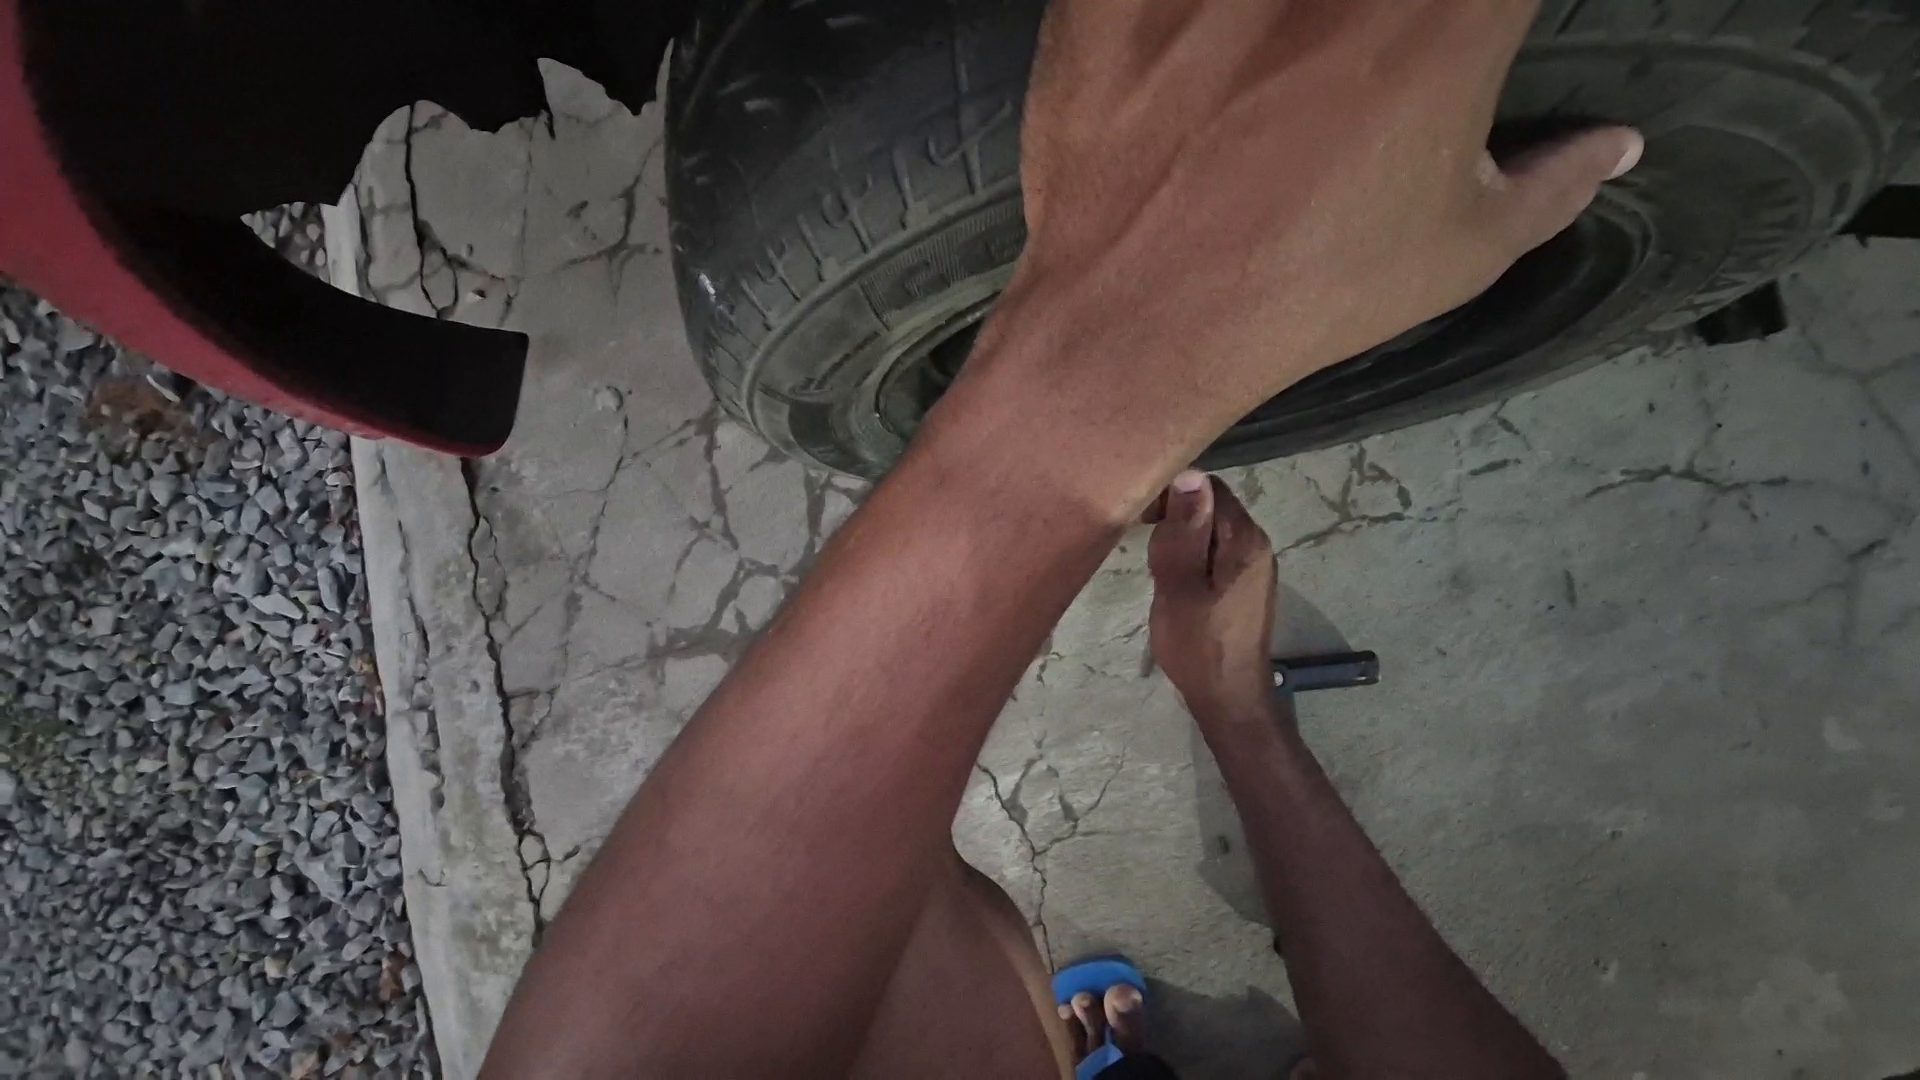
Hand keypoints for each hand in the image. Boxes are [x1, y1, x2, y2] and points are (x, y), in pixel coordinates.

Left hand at [952, 0, 1641, 518]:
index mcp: (1455, 0)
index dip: (1466, 21)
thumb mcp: (1451, 255)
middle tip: (1331, 71)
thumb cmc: (1302, 295)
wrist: (1138, 328)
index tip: (1435, 47)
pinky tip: (1171, 53)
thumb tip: (1609, 147)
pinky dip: (1147, 15)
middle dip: (1354, 26)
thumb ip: (1546, 185)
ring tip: (1250, 74)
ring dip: (1262, 21)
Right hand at [1148, 471, 1280, 722]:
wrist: (1228, 699)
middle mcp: (1256, 545)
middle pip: (1211, 507)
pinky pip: (1214, 553)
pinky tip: (1174, 584)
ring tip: (1159, 571)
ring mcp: (1253, 566)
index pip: (1208, 487)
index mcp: (1244, 540)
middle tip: (1149, 552)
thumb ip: (1183, 532)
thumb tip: (1188, 474)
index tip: (1143, 521)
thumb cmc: (1198, 645)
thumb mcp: (1179, 586)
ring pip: (1210, 531)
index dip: (1173, 495)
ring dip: (1180, 542)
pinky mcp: (1244, 585)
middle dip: (1175, 520)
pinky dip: (1190, 560)